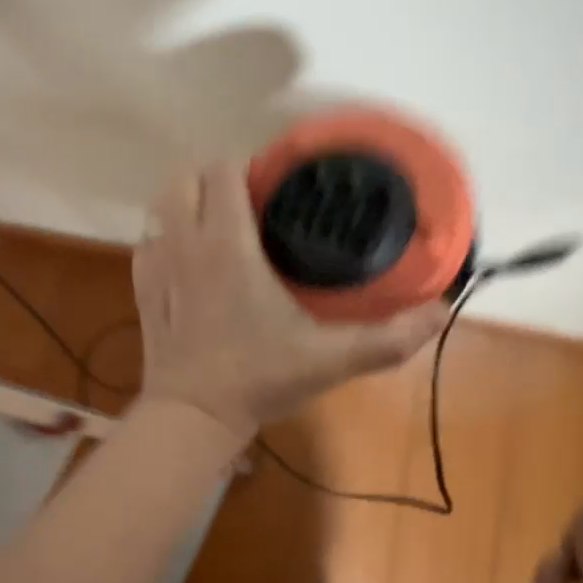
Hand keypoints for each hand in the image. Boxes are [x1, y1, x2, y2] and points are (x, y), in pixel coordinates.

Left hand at [132, 159, 449, 437]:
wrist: (191, 416)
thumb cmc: (257, 378)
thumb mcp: (329, 359)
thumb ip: (387, 336)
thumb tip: (441, 312)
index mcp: (225, 243)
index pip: (223, 169)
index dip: (249, 166)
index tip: (276, 185)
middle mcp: (183, 241)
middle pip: (186, 175)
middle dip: (215, 177)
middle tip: (251, 201)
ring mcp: (155, 263)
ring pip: (162, 204)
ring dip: (189, 202)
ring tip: (223, 223)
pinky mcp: (141, 287)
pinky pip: (150, 240)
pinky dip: (169, 236)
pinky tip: (194, 261)